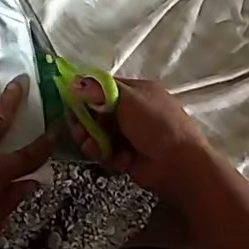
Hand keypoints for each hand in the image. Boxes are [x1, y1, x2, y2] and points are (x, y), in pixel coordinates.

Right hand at [67, 77, 230, 210]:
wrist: (179, 166)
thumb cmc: (157, 125)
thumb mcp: (129, 99)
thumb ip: (99, 90)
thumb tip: (74, 82)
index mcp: (137, 91)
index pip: (102, 87)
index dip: (84, 94)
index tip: (69, 103)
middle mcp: (132, 110)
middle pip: (96, 112)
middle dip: (85, 122)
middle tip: (80, 131)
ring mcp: (130, 134)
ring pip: (98, 133)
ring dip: (92, 141)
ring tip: (95, 148)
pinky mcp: (126, 155)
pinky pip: (105, 151)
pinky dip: (106, 155)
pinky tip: (113, 159)